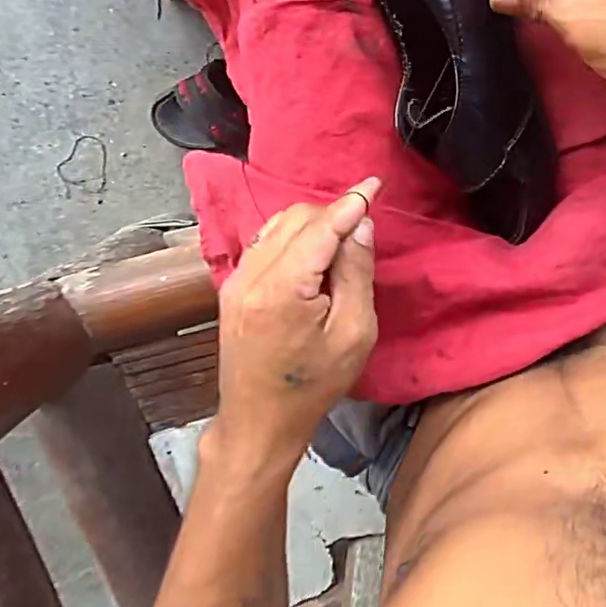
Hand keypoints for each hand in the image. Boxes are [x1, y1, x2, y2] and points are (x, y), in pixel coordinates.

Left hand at [211, 178, 380, 471]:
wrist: (259, 422)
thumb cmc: (313, 385)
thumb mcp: (354, 333)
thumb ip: (356, 273)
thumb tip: (360, 226)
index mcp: (282, 289)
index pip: (321, 228)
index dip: (350, 203)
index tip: (373, 184)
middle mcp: (250, 276)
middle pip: (297, 219)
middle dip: (333, 215)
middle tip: (362, 232)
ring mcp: (235, 280)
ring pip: (278, 225)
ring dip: (313, 223)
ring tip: (341, 243)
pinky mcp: (231, 287)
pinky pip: (265, 241)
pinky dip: (293, 236)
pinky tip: (312, 253)